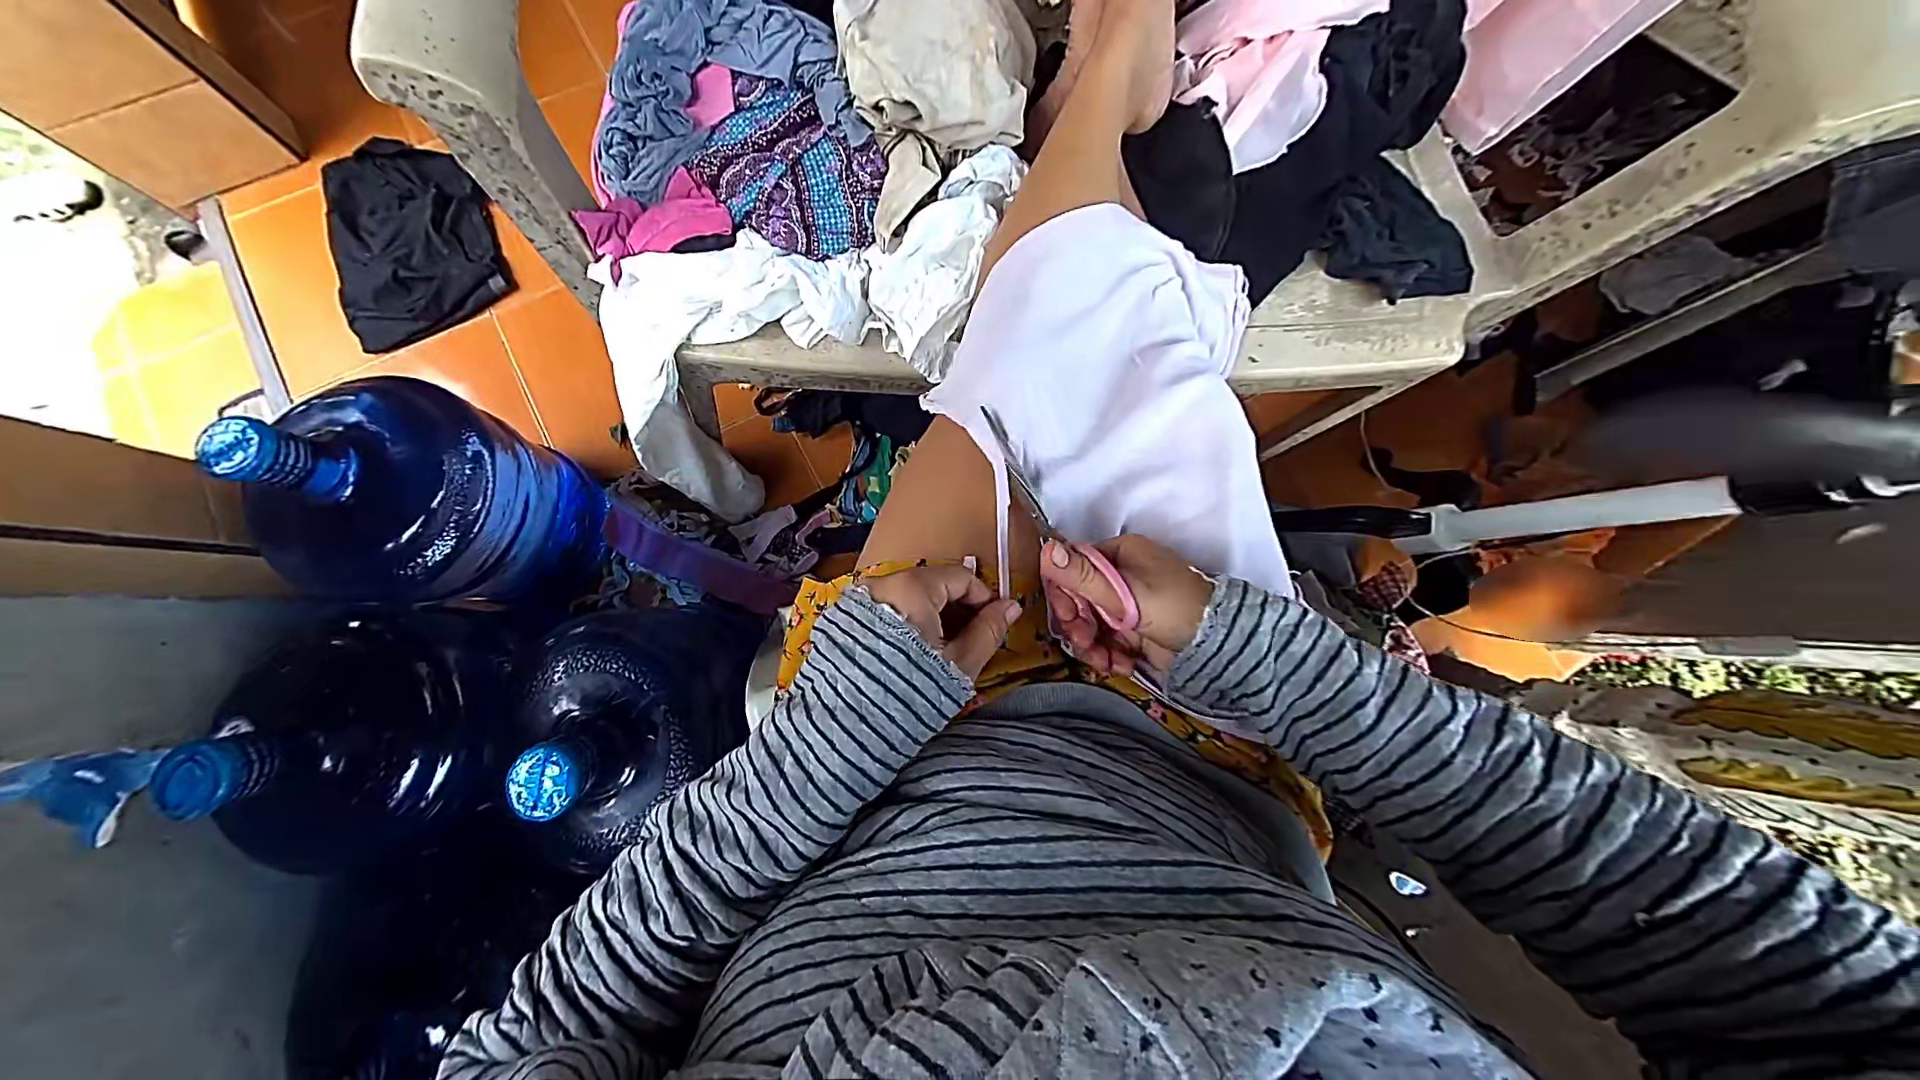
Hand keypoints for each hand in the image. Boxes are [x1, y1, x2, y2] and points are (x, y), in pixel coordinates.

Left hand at [863, 566, 1022, 680]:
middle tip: (972, 637)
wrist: (850, 721)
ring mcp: (862, 599)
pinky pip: (887, 608)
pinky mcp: (847, 618)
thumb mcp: (960, 662)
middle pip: (934, 583)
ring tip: (943, 649)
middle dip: (957, 608)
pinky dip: (906, 621)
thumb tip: (1010, 609)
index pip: (962, 577)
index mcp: (914, 587)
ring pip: (910, 596)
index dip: (984, 598)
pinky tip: (914, 651)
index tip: (994, 619)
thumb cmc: (910, 690)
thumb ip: (988, 630)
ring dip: (932, 615)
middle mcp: (884, 583)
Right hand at [1040, 535, 1211, 677]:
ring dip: (1092, 645)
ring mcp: (1129, 605)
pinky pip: (1107, 640)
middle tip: (1085, 641)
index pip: (1075, 568)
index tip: (1067, 617)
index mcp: (1121, 554)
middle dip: (1079, 625)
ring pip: (1091, 624)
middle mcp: (1122, 576)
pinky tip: (1121, 664)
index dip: (1065, 595)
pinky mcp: (1135, 630)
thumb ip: (1082, 576)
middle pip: (1080, 600)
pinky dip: (1108, 654)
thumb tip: (1047, 549)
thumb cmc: (1176, 609)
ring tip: (1105, 661)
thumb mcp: (1125, 593)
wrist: (1217, 648)